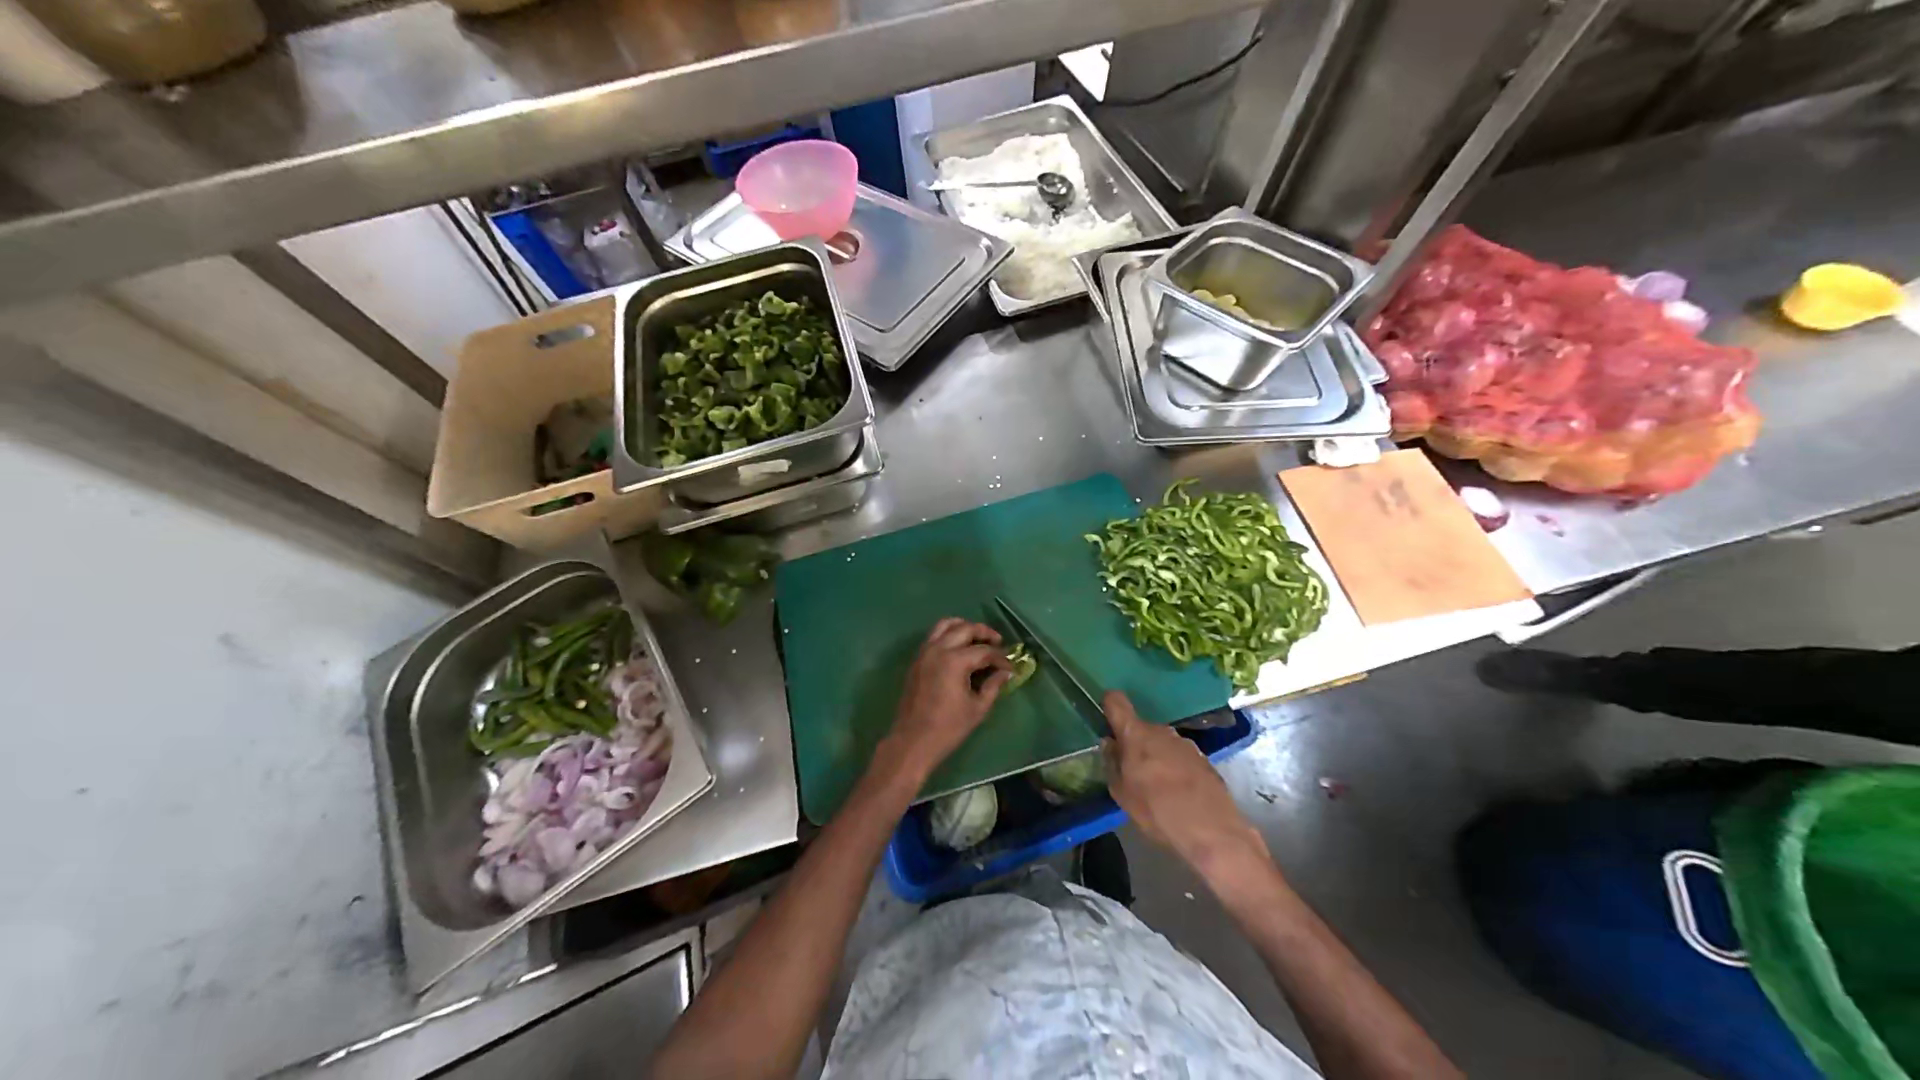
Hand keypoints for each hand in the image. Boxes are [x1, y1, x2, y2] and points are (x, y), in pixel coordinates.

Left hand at [881, 618, 1013, 781]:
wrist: (912, 740)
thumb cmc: (948, 728)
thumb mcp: (978, 708)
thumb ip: (993, 686)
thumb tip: (1005, 672)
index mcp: (954, 661)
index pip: (984, 651)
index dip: (1001, 658)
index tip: (1010, 667)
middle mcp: (938, 649)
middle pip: (965, 628)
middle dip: (984, 633)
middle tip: (998, 643)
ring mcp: (924, 652)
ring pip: (945, 625)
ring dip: (964, 627)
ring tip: (978, 640)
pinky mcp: (917, 659)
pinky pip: (934, 635)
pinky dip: (949, 634)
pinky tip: (959, 648)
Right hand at [1103, 691, 1269, 882]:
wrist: (1212, 830)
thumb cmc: (1157, 811)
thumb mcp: (1122, 794)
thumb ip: (1112, 763)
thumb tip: (1110, 743)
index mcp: (1136, 735)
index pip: (1116, 702)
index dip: (1108, 705)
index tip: (1105, 718)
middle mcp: (1161, 731)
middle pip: (1141, 727)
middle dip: (1134, 743)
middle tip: (1131, 770)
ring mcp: (1186, 743)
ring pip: (1162, 742)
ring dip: (1156, 756)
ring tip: (1156, 786)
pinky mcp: (1204, 759)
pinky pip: (1180, 756)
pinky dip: (1175, 767)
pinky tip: (1178, 793)